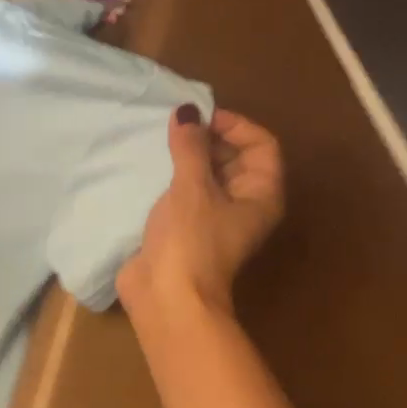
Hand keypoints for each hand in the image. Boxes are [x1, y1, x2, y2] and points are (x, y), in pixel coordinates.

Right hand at [118, 105, 284, 317]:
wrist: (167, 295)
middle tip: (171, 128)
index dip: (234, 125)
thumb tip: (186, 112)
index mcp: (261, 194)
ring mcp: (212, 218)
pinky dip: (168, 180)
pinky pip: (182, 194)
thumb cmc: (190, 239)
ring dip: (184, 159)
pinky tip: (145, 173)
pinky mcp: (183, 229)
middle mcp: (243, 204)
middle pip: (234, 159)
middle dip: (206, 139)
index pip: (261, 145)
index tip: (197, 117)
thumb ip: (190, 148)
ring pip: (205, 176)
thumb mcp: (192, 188)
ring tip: (155, 145)